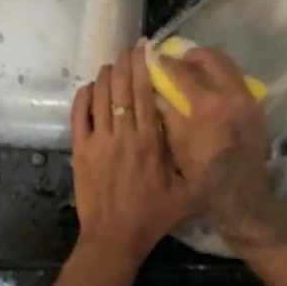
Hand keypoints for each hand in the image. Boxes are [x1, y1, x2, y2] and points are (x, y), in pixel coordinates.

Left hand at [70, 43, 195, 262]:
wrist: (113, 237)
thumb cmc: (153, 215)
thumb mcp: (188, 192)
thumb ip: (196, 163)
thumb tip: (207, 137)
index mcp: (149, 140)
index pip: (143, 92)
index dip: (142, 66)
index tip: (145, 48)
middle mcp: (122, 133)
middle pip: (120, 86)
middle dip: (124, 62)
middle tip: (129, 49)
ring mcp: (98, 140)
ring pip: (99, 95)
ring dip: (105, 75)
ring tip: (112, 64)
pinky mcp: (80, 149)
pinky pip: (79, 114)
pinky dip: (83, 96)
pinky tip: (89, 87)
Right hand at [152, 47, 286, 250]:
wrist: (241, 195)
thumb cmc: (202, 175)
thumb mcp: (176, 144)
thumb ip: (166, 112)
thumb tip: (157, 90)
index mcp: (206, 104)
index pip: (181, 71)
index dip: (165, 63)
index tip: (156, 60)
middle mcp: (230, 94)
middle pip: (211, 57)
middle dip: (192, 56)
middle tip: (180, 62)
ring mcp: (247, 99)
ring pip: (228, 66)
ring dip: (210, 64)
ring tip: (196, 73)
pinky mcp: (257, 107)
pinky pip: (238, 81)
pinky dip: (224, 77)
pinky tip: (213, 89)